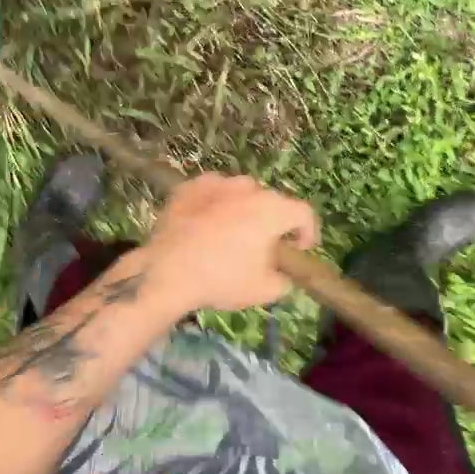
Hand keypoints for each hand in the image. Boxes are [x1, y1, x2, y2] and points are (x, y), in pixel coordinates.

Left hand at [137, 174, 319, 312]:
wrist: (167, 270)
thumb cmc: (222, 279)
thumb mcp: (265, 290)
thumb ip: (283, 278)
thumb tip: (280, 272)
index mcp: (272, 209)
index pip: (303, 213)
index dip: (307, 232)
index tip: (297, 250)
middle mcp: (247, 188)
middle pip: (270, 201)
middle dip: (272, 222)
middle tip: (262, 246)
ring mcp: (215, 183)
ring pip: (240, 193)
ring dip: (243, 210)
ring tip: (231, 234)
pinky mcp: (189, 187)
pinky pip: (212, 193)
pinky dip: (215, 205)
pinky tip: (205, 225)